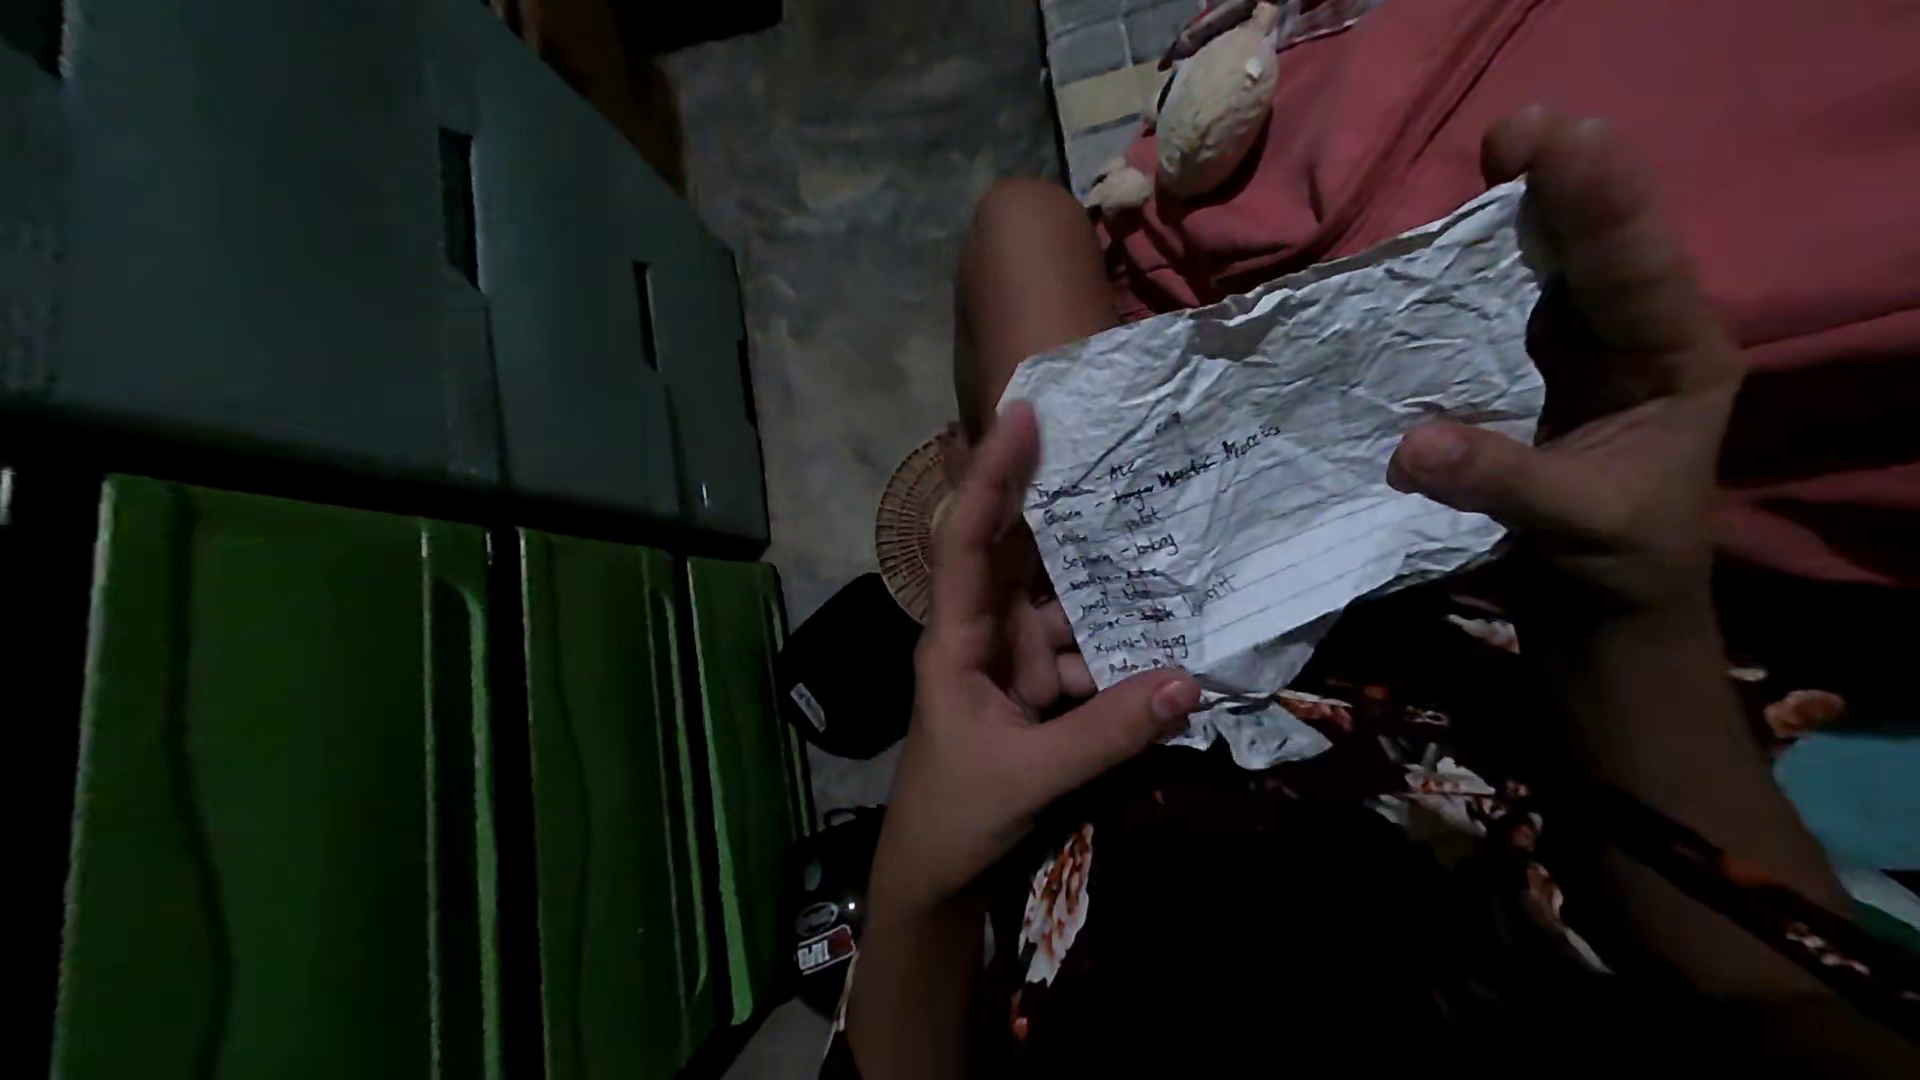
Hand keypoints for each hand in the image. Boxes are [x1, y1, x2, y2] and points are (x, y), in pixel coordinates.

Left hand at [870, 402, 1202, 919]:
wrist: (938, 870)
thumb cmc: (956, 814)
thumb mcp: (1028, 775)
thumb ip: (1105, 734)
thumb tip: (1186, 684)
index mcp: (956, 636)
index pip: (970, 542)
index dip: (991, 478)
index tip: (1019, 417)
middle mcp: (985, 632)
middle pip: (1020, 554)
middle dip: (1059, 505)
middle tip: (1109, 450)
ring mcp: (1015, 658)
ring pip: (1064, 604)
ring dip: (1107, 583)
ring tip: (1163, 537)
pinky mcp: (1040, 689)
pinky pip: (1086, 652)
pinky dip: (1121, 646)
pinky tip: (1166, 634)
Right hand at [1387, 108, 1744, 615]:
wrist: (1589, 596)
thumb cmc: (1614, 556)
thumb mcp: (1578, 522)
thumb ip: (1501, 479)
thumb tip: (1407, 443)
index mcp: (1670, 361)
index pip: (1638, 268)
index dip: (1598, 200)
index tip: (1552, 140)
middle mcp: (1616, 342)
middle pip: (1588, 249)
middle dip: (1553, 187)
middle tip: (1510, 133)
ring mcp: (1555, 360)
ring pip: (1528, 281)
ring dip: (1493, 233)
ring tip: (1469, 178)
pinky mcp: (1501, 384)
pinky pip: (1474, 330)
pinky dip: (1446, 299)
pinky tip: (1418, 274)